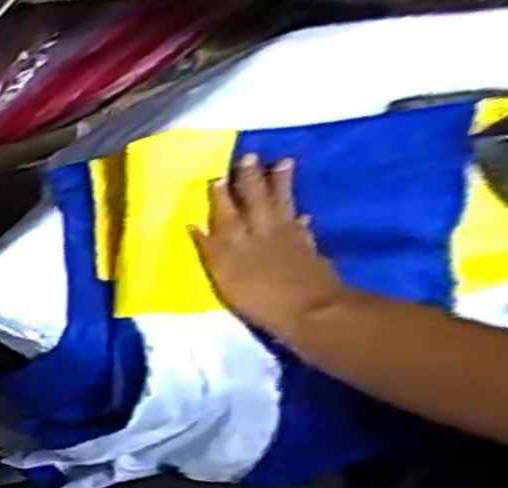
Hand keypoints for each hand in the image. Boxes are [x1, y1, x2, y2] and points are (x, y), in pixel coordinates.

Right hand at [191, 155, 353, 341]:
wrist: (308, 310)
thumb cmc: (258, 303)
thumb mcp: (225, 279)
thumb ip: (212, 251)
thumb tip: (198, 227)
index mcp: (238, 246)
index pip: (226, 216)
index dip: (221, 196)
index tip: (218, 176)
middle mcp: (262, 236)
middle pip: (255, 204)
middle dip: (250, 182)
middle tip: (249, 156)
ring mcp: (287, 240)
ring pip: (280, 207)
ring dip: (279, 187)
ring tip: (281, 164)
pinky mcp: (305, 248)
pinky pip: (300, 227)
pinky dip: (297, 218)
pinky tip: (299, 214)